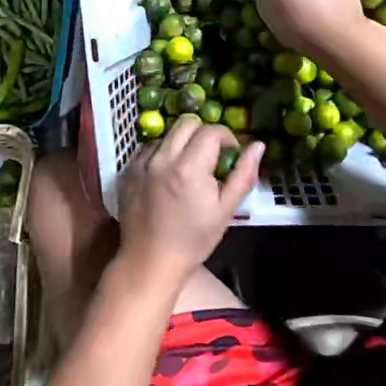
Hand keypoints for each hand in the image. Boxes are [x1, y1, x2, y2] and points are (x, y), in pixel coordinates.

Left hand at [116, 117, 263, 285]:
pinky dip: (161, 155)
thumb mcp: (225, 210)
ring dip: (180, 144)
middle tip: (210, 157)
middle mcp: (162, 158)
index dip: (227, 137)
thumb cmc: (193, 240)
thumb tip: (258, 145)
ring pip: (166, 135)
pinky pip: (148, 149)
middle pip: (186, 123)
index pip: (211, 131)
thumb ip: (243, 174)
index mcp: (188, 167)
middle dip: (203, 134)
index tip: (230, 154)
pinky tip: (167, 178)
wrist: (150, 261)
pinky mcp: (127, 171)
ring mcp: (140, 163)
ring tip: (187, 170)